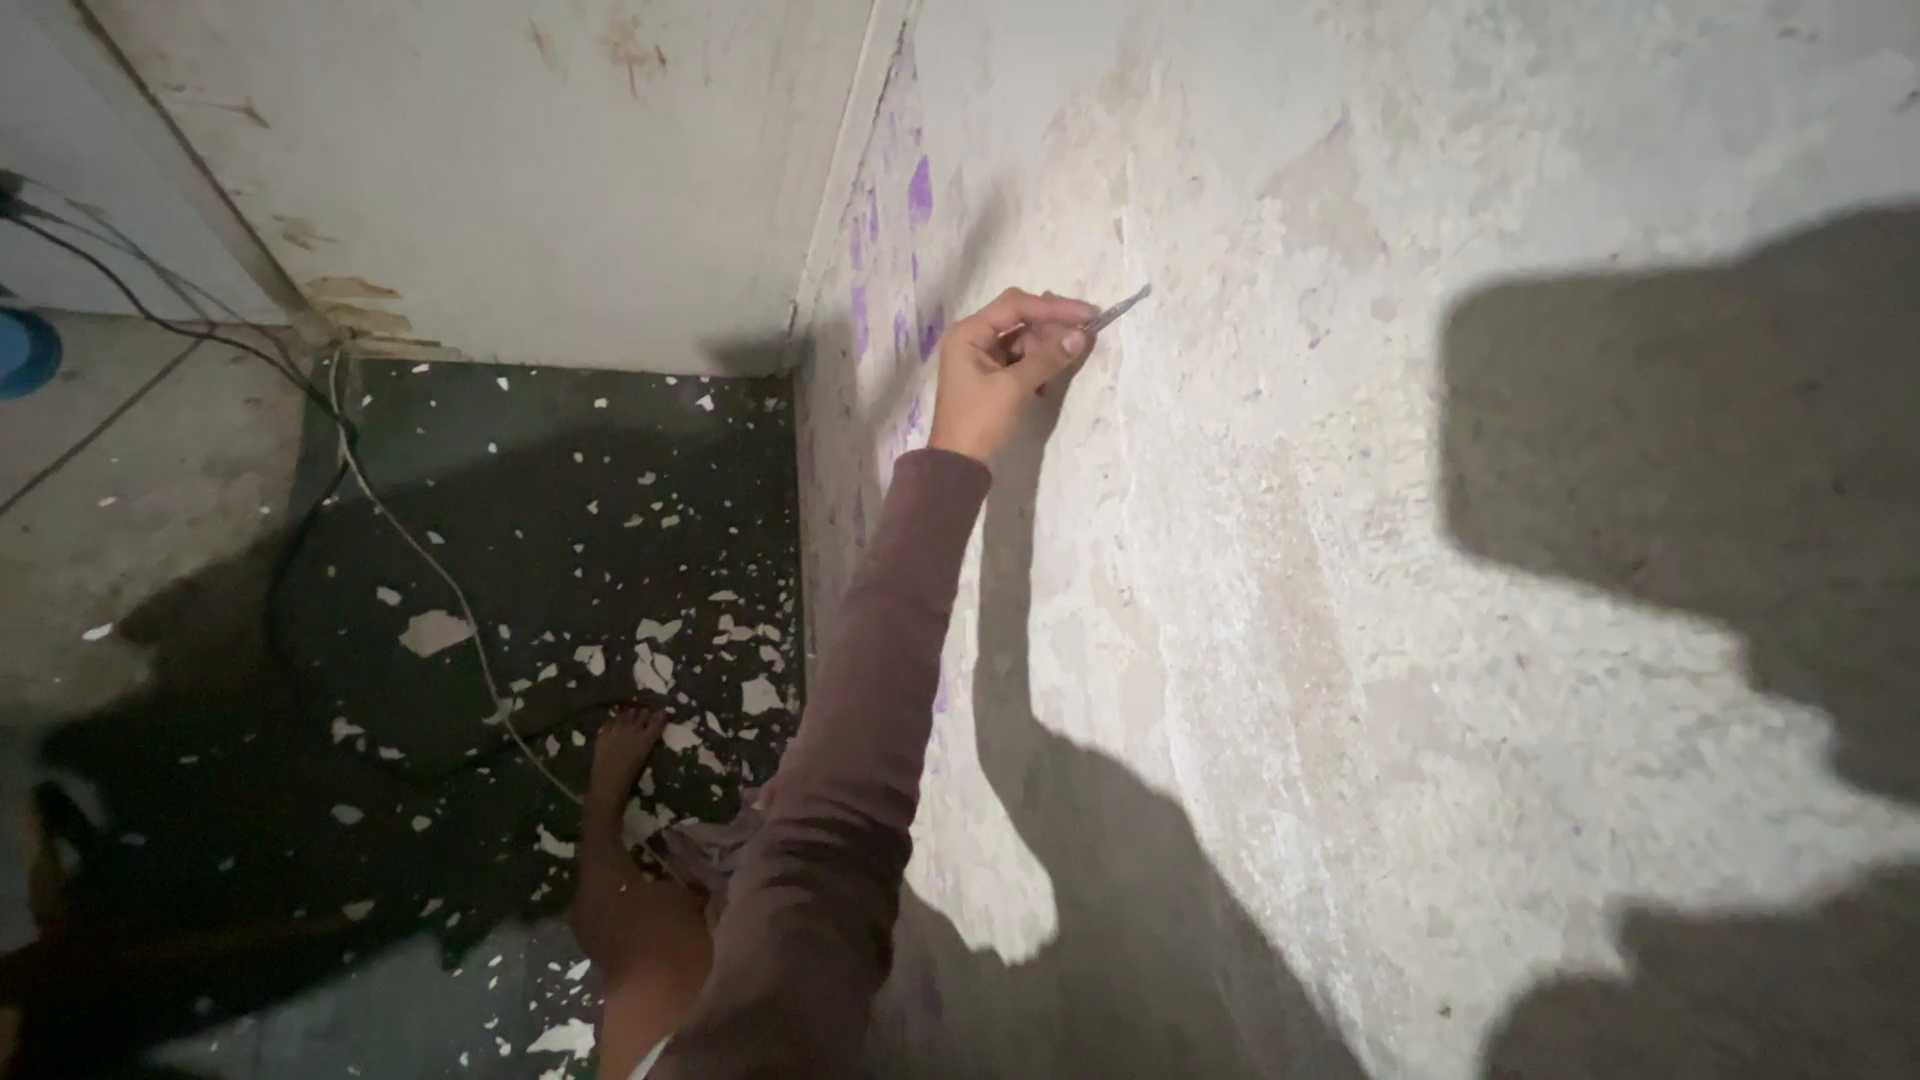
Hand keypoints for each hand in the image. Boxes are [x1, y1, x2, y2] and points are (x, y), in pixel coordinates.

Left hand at [927, 288, 1098, 461]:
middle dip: (1051, 327)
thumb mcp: (1014, 388)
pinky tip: (1049, 379)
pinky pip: (1019, 359)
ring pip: (1022, 339)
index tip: (1087, 315)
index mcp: (968, 332)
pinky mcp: (990, 374)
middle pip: (1020, 318)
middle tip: (1082, 336)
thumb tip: (1081, 337)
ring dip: (1046, 349)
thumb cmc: (979, 421)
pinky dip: (1037, 364)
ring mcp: (981, 356)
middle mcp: (972, 337)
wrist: (958, 463)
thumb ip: (1047, 359)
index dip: (1053, 308)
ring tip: (1068, 360)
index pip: (1016, 306)